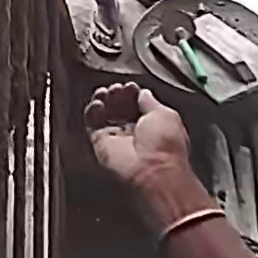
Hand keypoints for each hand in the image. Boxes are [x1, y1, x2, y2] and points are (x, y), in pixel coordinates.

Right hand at [84, 83, 210, 233]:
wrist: (152, 171)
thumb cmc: (165, 146)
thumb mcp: (165, 114)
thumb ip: (150, 101)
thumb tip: (141, 92)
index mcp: (153, 124)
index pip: (136, 103)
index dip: (131, 93)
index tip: (129, 86)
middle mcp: (134, 131)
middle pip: (119, 106)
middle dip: (116, 94)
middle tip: (116, 89)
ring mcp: (116, 136)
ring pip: (104, 112)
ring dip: (103, 99)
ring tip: (105, 93)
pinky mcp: (100, 142)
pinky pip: (92, 122)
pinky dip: (92, 110)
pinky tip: (98, 103)